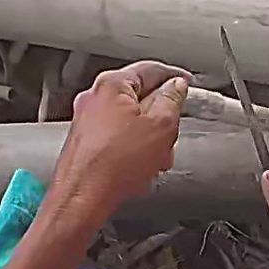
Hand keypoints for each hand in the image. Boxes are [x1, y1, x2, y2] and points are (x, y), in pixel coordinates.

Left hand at [49, 60, 190, 218]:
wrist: (82, 198)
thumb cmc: (112, 165)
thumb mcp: (160, 127)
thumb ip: (172, 101)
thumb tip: (177, 87)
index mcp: (112, 85)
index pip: (151, 70)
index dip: (175, 77)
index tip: (186, 85)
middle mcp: (95, 98)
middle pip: (140, 97)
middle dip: (161, 117)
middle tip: (171, 134)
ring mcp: (87, 121)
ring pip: (130, 121)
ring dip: (149, 138)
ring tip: (155, 159)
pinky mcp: (85, 143)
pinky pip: (118, 139)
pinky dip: (132, 150)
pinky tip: (138, 168)